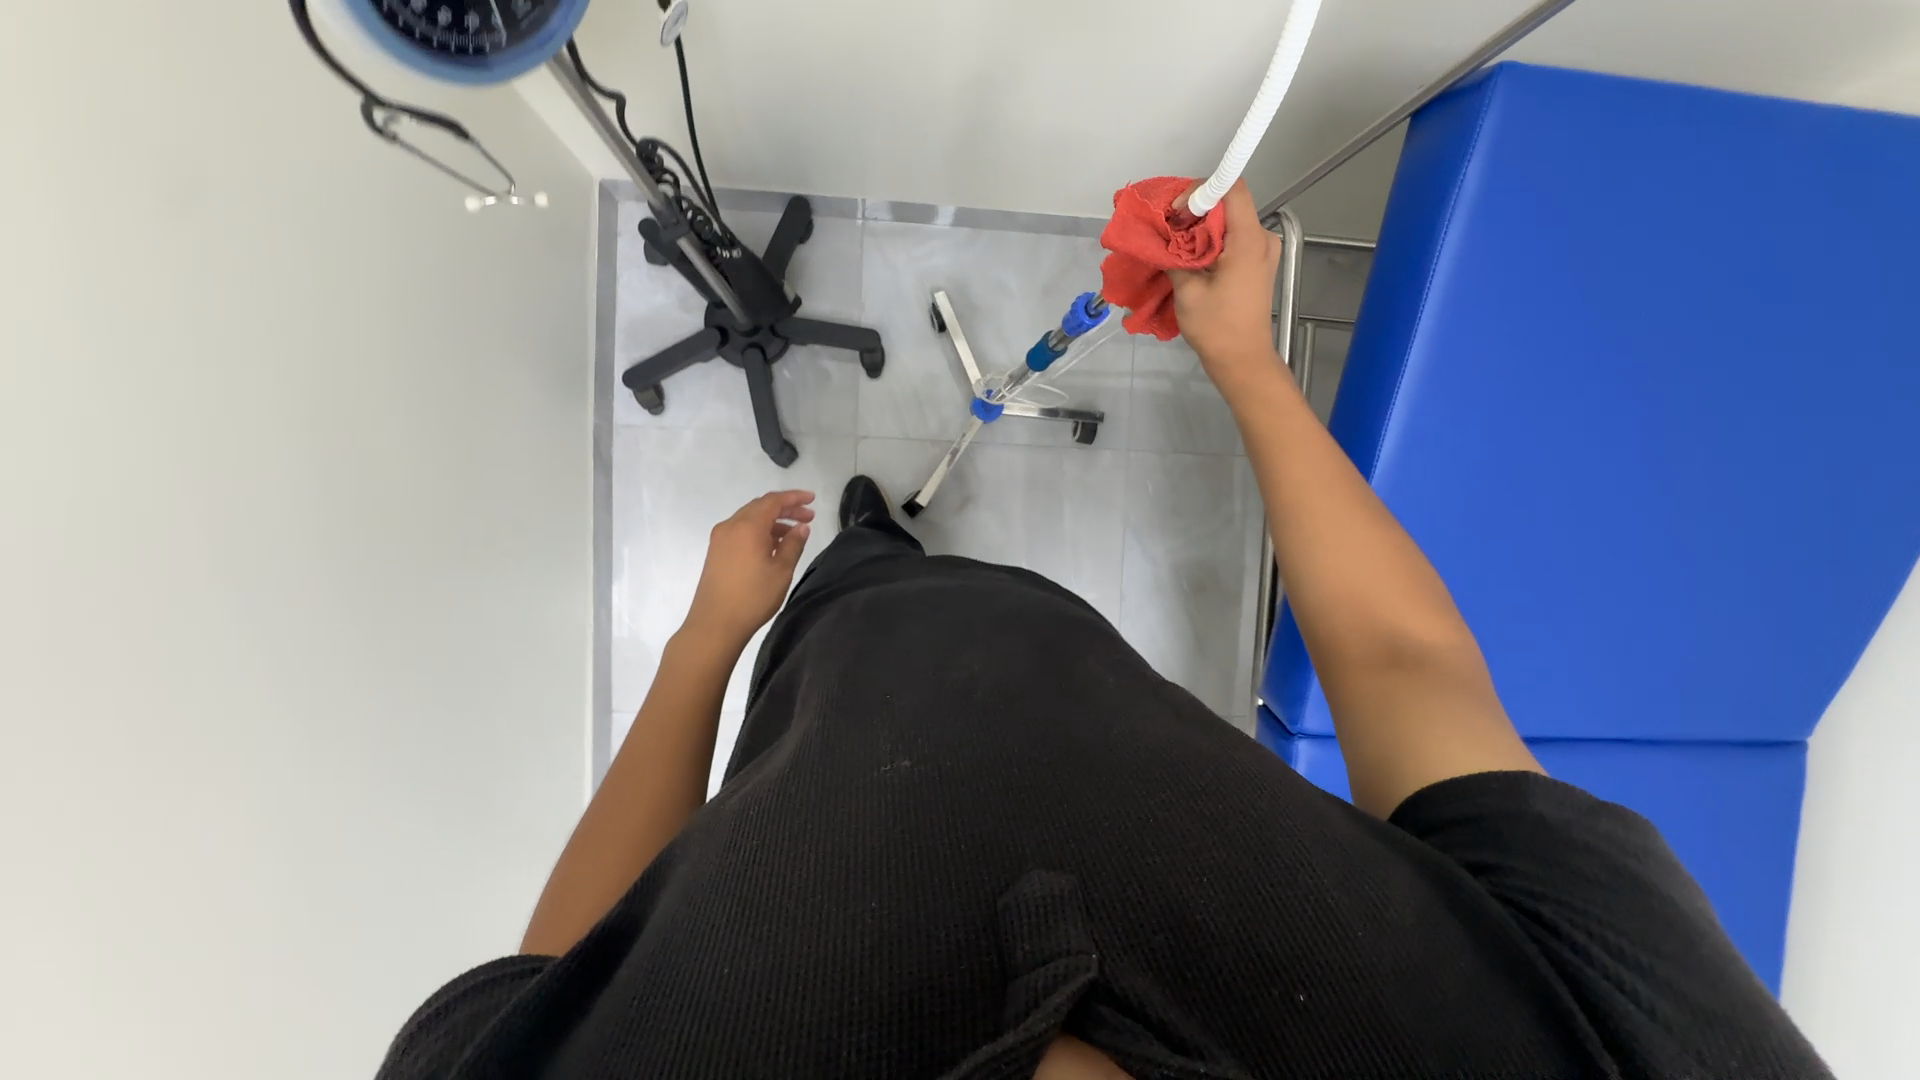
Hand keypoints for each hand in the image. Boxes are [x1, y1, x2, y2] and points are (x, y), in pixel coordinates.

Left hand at [682, 490, 815, 646]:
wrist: (715, 623)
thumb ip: (794, 544)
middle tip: (808, 517)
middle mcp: (731, 526)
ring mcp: (720, 539)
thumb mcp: (781, 570)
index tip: (813, 499)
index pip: (773, 501)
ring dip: (773, 522)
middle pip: (760, 507)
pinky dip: (759, 532)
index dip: (794, 498)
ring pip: (750, 519)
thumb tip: (801, 527)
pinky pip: (741, 532)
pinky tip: (773, 546)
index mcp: (747, 526)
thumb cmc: (753, 596)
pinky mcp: (716, 552)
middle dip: (785, 509)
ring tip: (794, 534)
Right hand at [1168, 180, 1286, 395]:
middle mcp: (1262, 239)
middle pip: (1229, 206)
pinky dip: (1211, 244)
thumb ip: (1175, 256)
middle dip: (1196, 212)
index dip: (1201, 190)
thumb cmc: (1216, 327)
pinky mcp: (1257, 265)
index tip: (1177, 210)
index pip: (1232, 190)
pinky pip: (1233, 241)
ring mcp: (1263, 252)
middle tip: (1168, 229)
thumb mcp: (1187, 291)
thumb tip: (1163, 238)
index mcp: (1249, 240)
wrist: (1242, 360)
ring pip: (1229, 225)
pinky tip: (1191, 259)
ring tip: (1175, 246)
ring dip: (1201, 230)